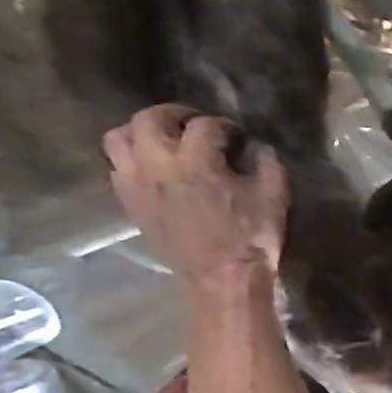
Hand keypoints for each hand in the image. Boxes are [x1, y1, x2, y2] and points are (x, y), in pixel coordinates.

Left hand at [104, 105, 287, 294]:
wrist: (221, 278)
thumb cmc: (251, 237)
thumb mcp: (274, 197)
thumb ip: (268, 164)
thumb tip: (258, 148)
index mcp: (196, 161)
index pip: (205, 125)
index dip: (225, 126)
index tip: (239, 137)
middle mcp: (157, 165)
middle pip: (150, 118)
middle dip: (176, 114)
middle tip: (197, 124)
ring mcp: (136, 183)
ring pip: (120, 137)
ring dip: (143, 131)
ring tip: (166, 139)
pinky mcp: (129, 202)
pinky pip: (117, 165)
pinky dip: (133, 157)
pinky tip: (156, 167)